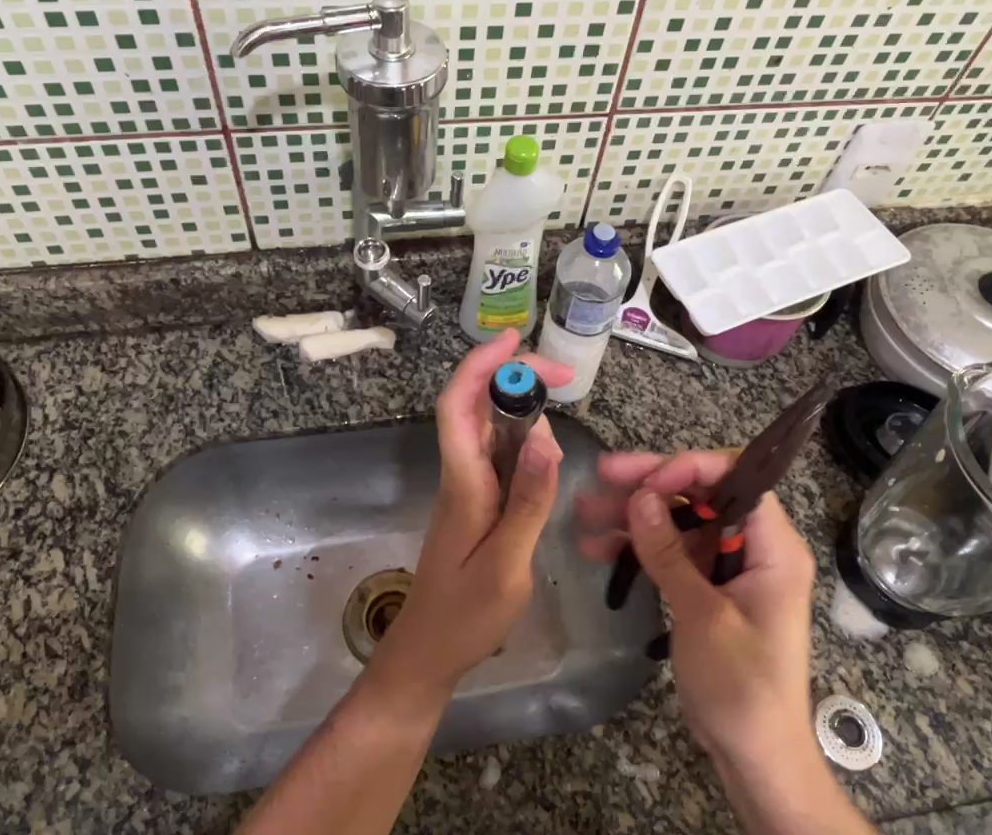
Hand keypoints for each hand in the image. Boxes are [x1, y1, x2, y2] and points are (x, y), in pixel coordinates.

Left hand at [367, 329, 575, 702]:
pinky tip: (547, 448)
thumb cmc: (465, 616)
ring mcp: (468, 489)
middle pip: (476, 407)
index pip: (459, 406)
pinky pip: (498, 456)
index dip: (481, 366)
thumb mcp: (506, 564)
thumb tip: (545, 435)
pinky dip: (523, 439)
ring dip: (520, 404)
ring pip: (487, 428)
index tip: (513, 339)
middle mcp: (462, 475)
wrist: (427, 652)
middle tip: (564, 376)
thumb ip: (527, 502)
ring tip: (560, 398)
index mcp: (463, 483)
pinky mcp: (477, 504)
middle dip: (513, 377)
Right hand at [581, 451, 820, 766]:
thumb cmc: (742, 687)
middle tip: (600, 477)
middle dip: (650, 485)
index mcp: (774, 547)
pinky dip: (640, 548)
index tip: (644, 480)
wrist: (757, 757)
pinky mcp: (710, 591)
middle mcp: (755, 548)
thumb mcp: (702, 615)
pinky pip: (675, 553)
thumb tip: (640, 496)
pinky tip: (598, 548)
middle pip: (703, 494)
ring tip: (585, 512)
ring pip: (682, 522)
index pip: (738, 478)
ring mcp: (731, 569)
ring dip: (635, 516)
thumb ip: (669, 552)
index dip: (689, 468)